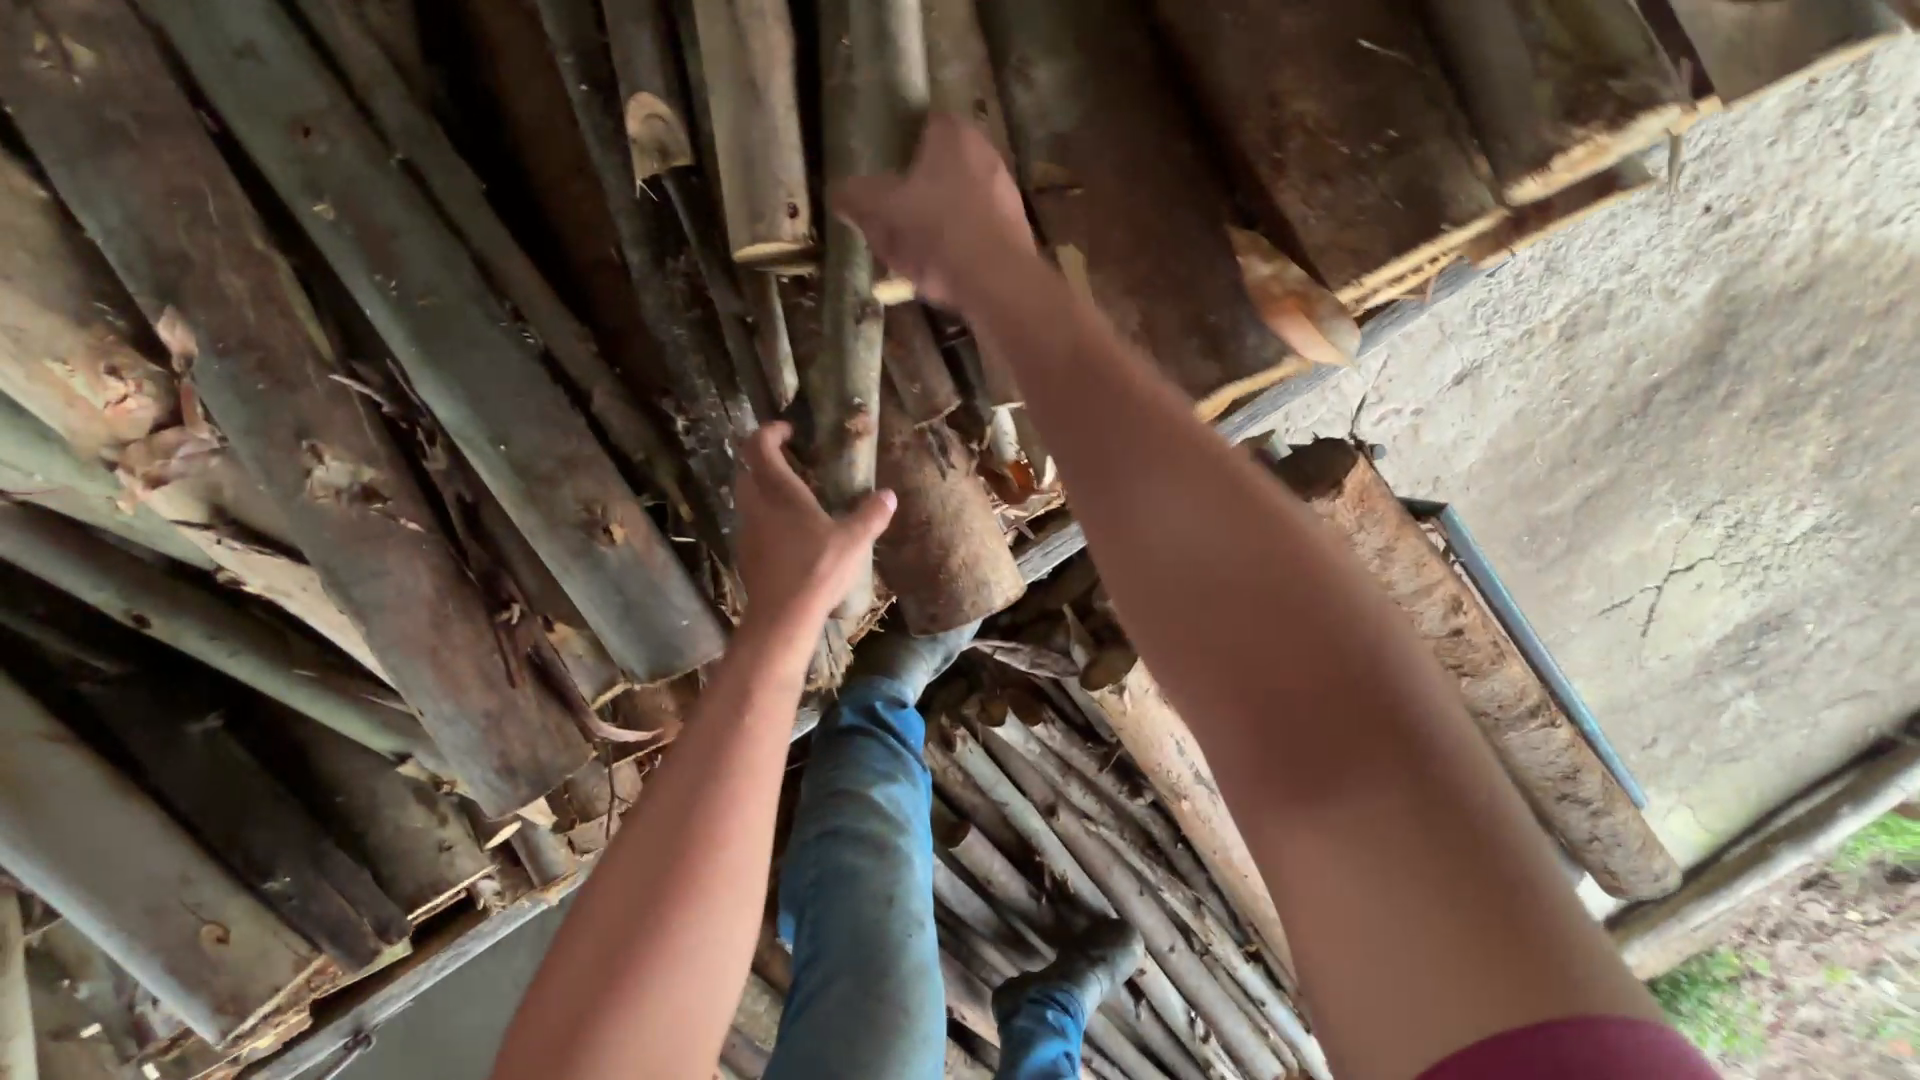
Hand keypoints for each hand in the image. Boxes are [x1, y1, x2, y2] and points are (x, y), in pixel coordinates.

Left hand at [734, 422, 895, 640]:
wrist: (782, 616)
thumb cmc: (817, 569)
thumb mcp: (854, 541)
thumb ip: (871, 515)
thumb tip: (888, 495)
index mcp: (778, 492)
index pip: (759, 446)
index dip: (769, 432)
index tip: (788, 430)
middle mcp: (755, 505)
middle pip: (747, 469)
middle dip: (765, 459)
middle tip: (792, 462)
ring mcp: (746, 531)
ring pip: (747, 498)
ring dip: (764, 489)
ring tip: (794, 498)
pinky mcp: (745, 554)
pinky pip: (751, 524)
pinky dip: (765, 517)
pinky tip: (789, 534)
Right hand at [830, 113, 1035, 307]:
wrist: (998, 284)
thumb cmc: (936, 233)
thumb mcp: (881, 212)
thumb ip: (856, 197)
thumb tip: (837, 192)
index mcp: (955, 135)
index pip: (926, 124)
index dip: (904, 146)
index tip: (887, 171)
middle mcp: (987, 154)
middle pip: (943, 166)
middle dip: (920, 188)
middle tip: (895, 215)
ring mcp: (1007, 194)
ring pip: (961, 201)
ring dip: (939, 221)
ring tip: (914, 252)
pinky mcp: (1017, 232)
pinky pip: (977, 232)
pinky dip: (960, 245)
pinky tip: (942, 272)